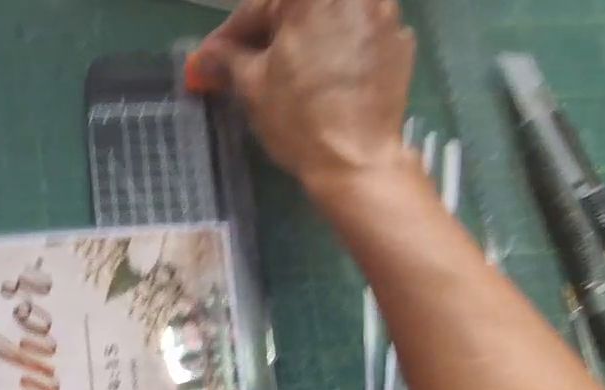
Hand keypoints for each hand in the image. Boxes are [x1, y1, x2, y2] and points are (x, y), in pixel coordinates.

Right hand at [191, 0, 414, 191]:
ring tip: (290, 67)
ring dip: (307, 35)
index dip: (229, 36)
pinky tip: (327, 75)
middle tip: (247, 62)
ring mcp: (382, 10)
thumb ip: (227, 60)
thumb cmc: (298, 120)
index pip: (257, 7)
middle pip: (297, 9)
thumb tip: (204, 56)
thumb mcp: (252, 88)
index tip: (210, 61)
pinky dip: (340, 46)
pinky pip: (360, 32)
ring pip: (331, 16)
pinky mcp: (399, 38)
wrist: (356, 159)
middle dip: (269, 33)